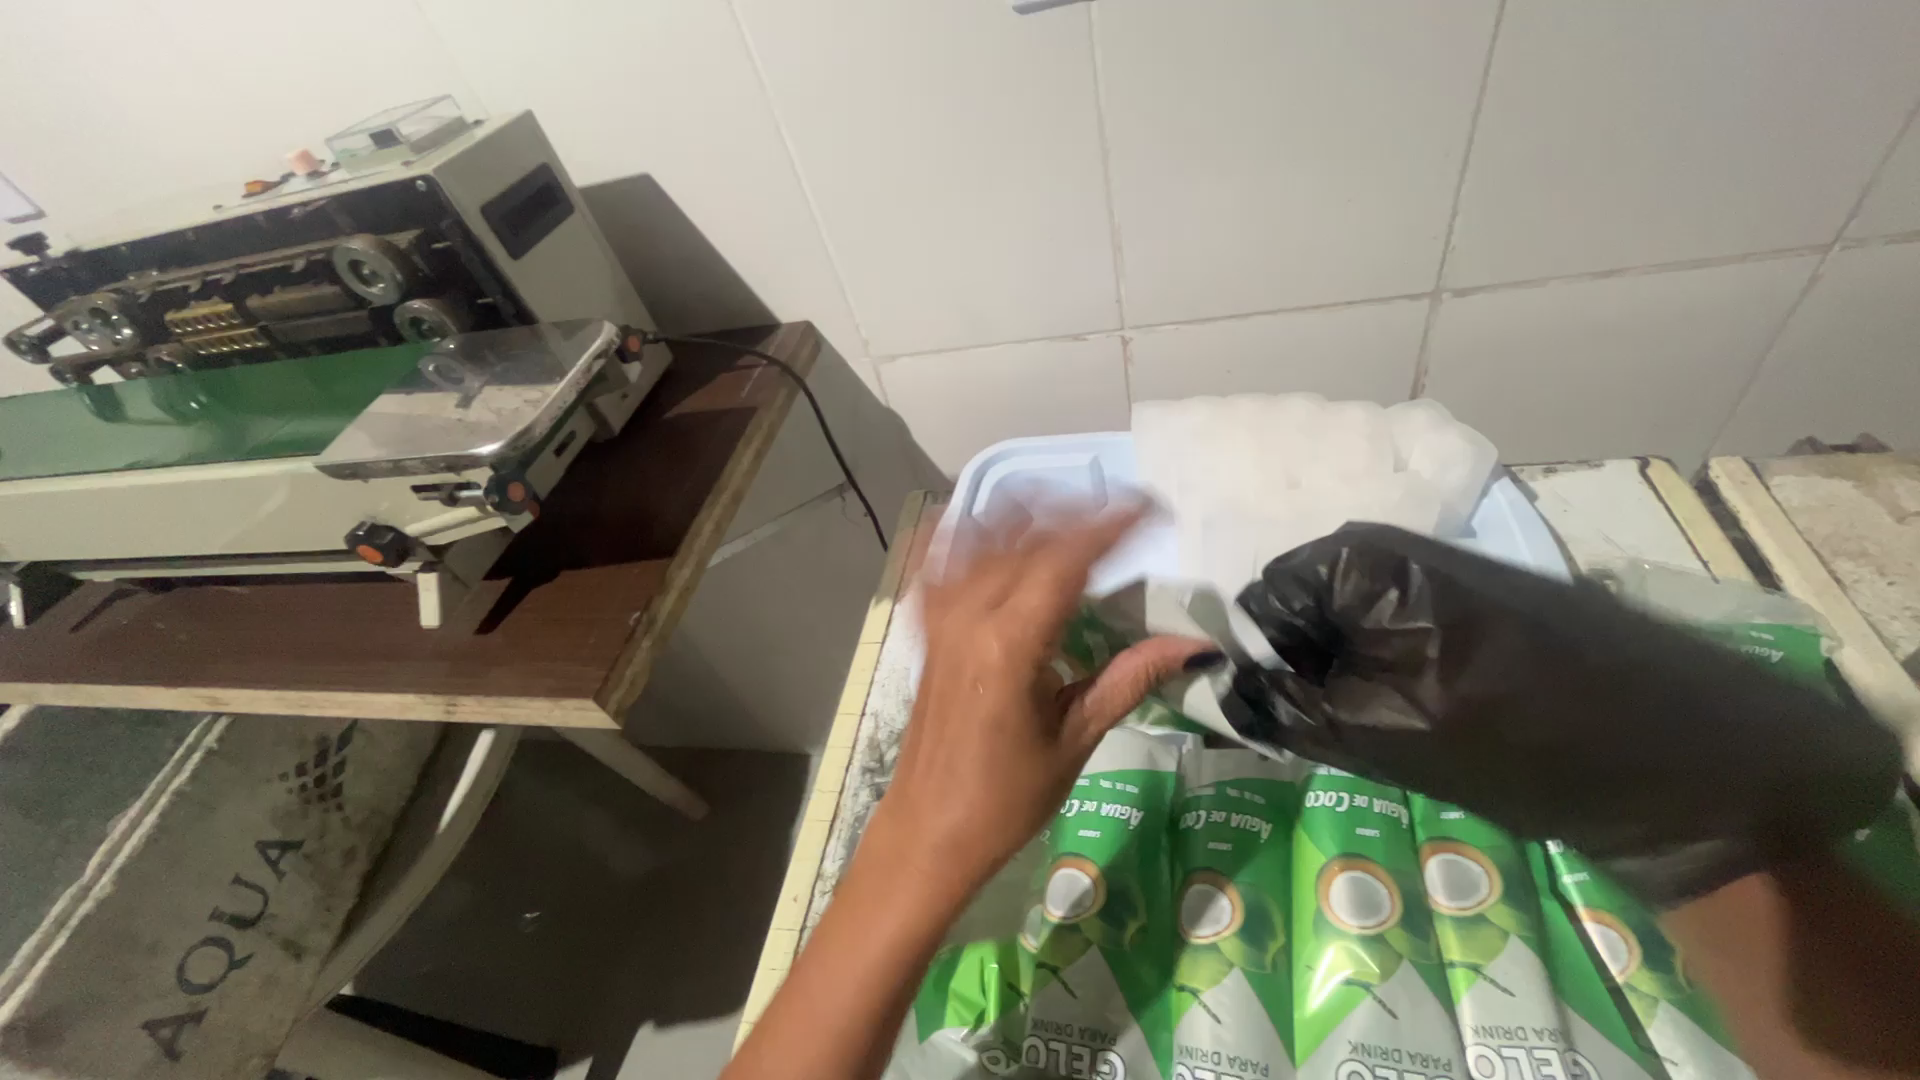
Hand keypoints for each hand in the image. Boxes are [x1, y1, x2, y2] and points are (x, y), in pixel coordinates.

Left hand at [864, 502, 1215, 902]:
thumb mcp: (1076, 739)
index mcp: (1010, 645)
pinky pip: (937, 560)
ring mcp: (939, 618)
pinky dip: (962, 532)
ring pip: (981, 538)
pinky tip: (986, 523)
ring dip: (1027, 516)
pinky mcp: (924, 627)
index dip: (1110, 528)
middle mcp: (968, 616)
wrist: (931, 828)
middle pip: (1025, 539)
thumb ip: (1130, 679)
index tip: (1151, 510)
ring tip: (1071, 515)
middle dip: (1077, 517)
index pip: (1065, 561)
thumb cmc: (1007, 797)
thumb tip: (1196, 645)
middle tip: (1124, 521)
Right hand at [1225, 523, 1900, 907]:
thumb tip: (1222, 692)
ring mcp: (1440, 568)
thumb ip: (1285, 709)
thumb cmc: (1525, 738)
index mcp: (1362, 559)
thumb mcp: (1379, 736)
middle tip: (1341, 728)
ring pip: (1349, 623)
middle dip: (1307, 668)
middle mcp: (1393, 545)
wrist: (1698, 756)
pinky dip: (1389, 671)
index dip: (1265, 659)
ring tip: (1387, 728)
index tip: (1291, 712)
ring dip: (1349, 675)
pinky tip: (1428, 715)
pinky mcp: (1474, 598)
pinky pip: (1394, 629)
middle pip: (1304, 608)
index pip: (1262, 600)